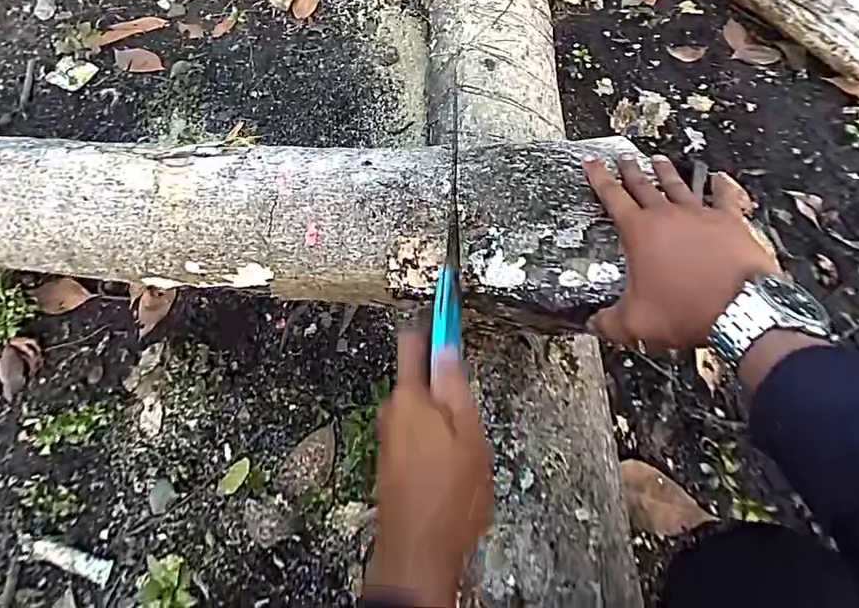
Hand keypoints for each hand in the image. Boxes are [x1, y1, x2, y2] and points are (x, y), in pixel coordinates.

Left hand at [366, 329, 493, 606]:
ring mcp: (389, 433)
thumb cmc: (448, 496)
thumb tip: (446, 344)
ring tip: (464, 447)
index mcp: (410, 395)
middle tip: (469, 409)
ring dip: (440, 413)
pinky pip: (414, 428)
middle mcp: (392, 408)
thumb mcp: (468, 434)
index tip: (444, 303)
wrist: (418, 554)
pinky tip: (449, 464)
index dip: (432, 319)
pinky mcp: (390, 456)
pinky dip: (432, 434)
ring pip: (419, 404)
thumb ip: (455, 384)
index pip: (414, 339)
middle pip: (418, 373)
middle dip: (443, 382)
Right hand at [582, 154, 779, 351]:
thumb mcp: (638, 323)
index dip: (598, 177)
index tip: (592, 162)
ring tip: (659, 161)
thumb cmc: (689, 311)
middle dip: (630, 170)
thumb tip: (595, 325)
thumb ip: (610, 323)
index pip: (612, 195)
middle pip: (643, 184)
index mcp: (640, 231)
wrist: (743, 309)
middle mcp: (667, 215)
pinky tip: (719, 178)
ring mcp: (700, 215)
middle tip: (623, 159)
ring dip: (666, 172)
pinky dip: (719, 186)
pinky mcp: (729, 222)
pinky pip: (722, 197)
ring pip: (677, 186)